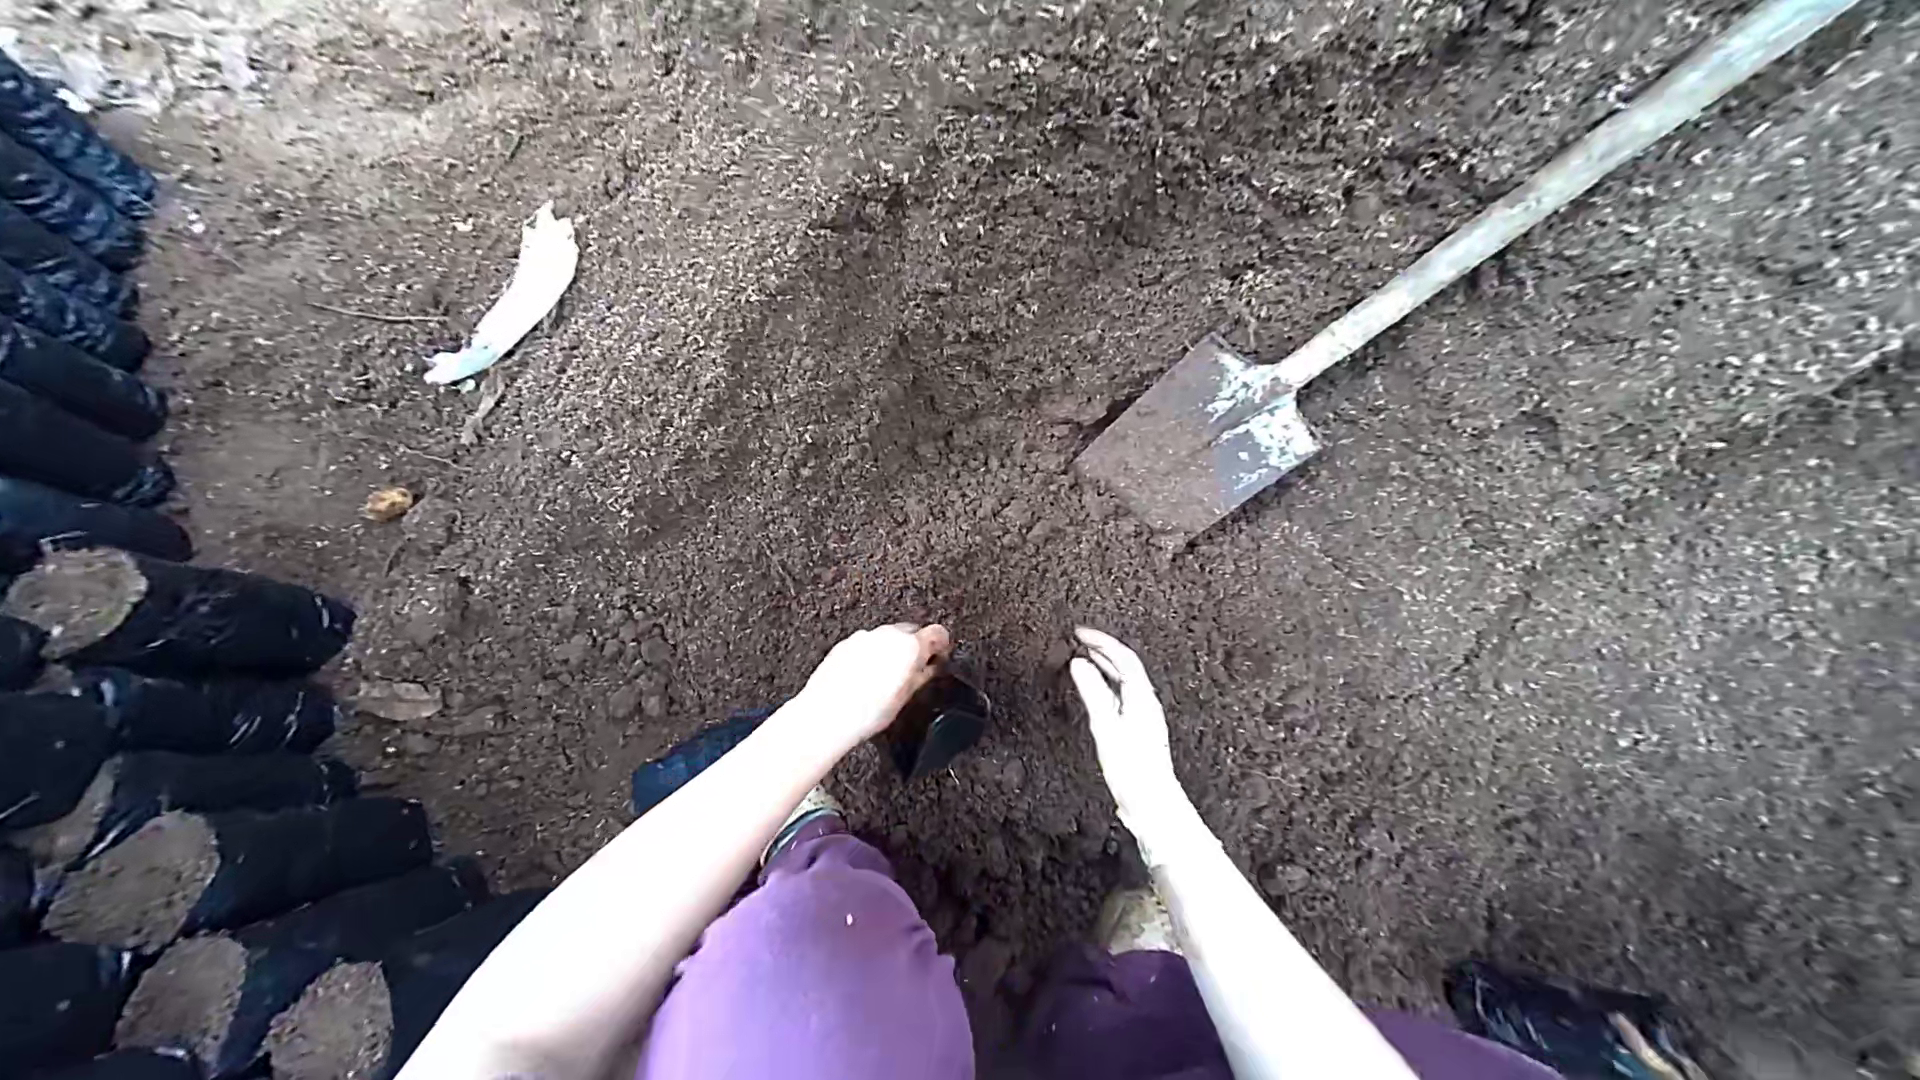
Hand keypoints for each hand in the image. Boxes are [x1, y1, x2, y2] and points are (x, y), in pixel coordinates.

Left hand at [791, 622, 951, 749]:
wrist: (827, 715)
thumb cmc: (866, 712)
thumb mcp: (908, 697)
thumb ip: (924, 675)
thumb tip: (931, 668)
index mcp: (909, 646)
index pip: (937, 633)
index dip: (942, 645)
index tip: (939, 654)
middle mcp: (887, 635)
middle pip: (911, 632)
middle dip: (915, 647)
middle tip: (913, 670)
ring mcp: (864, 637)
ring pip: (886, 638)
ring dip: (890, 651)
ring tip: (885, 680)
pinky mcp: (844, 644)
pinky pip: (865, 644)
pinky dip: (869, 655)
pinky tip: (865, 679)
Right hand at [1069, 628, 1186, 818]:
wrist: (1151, 803)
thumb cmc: (1133, 770)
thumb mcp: (1106, 727)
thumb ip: (1093, 692)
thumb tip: (1080, 664)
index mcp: (1142, 697)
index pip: (1123, 657)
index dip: (1102, 640)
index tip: (1080, 632)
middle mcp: (1145, 702)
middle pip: (1126, 665)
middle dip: (1103, 648)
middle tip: (1079, 639)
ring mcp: (1142, 715)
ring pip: (1123, 679)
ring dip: (1104, 664)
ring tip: (1085, 656)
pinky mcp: (1136, 728)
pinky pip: (1121, 693)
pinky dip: (1106, 683)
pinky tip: (1095, 689)